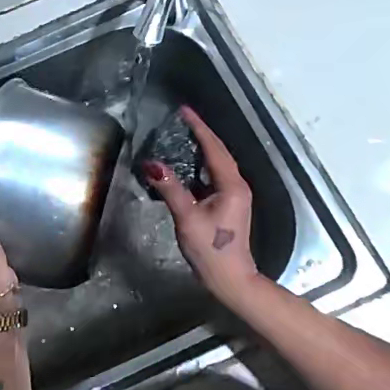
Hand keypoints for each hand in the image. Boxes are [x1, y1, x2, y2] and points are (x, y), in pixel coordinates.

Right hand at [142, 106, 256, 295]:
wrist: (230, 279)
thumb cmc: (211, 250)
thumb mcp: (187, 218)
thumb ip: (171, 189)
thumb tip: (152, 164)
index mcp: (231, 185)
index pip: (214, 148)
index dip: (199, 128)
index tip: (185, 111)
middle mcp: (237, 185)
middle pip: (219, 152)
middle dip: (201, 133)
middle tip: (183, 117)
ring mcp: (234, 195)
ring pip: (217, 163)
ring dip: (202, 148)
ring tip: (183, 133)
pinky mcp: (228, 203)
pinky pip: (214, 175)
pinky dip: (201, 164)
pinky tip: (186, 163)